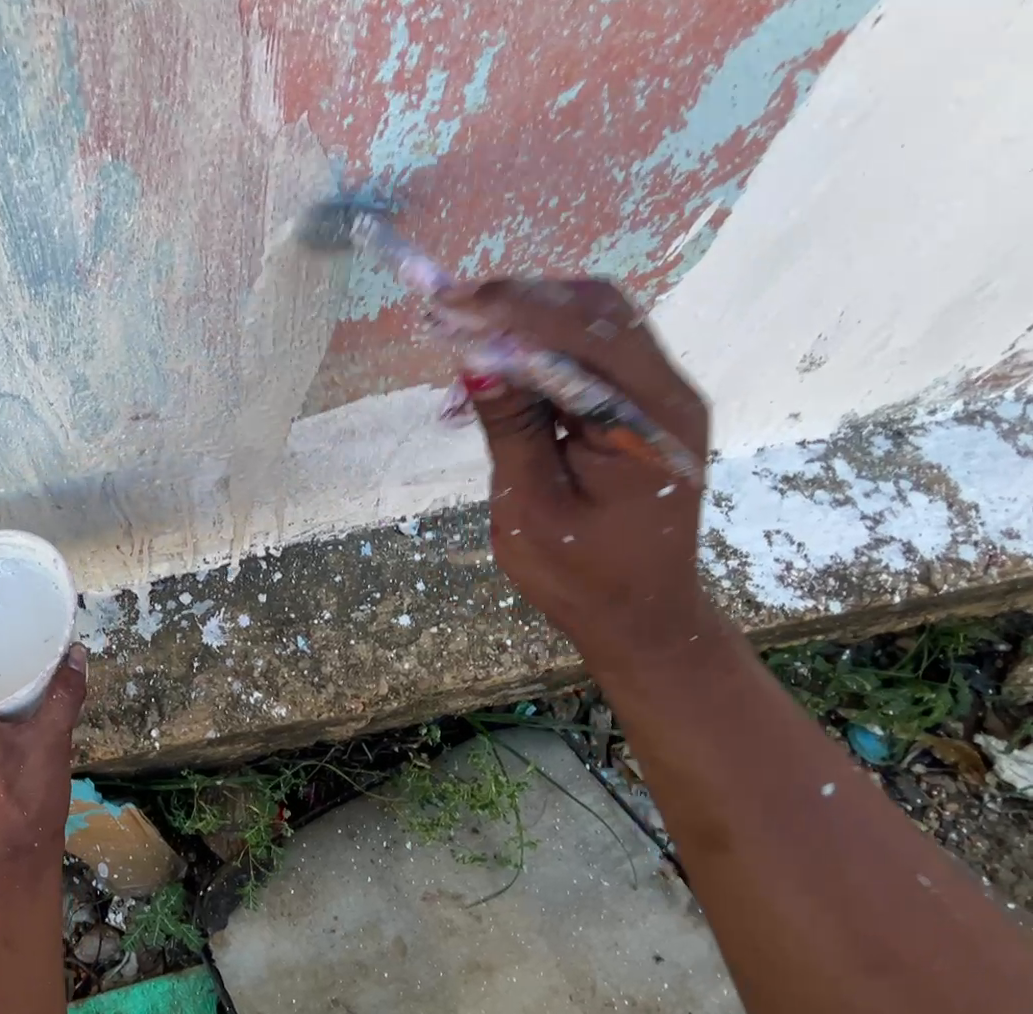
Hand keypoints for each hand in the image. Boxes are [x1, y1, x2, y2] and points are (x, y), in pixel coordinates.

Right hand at [438, 278, 713, 665]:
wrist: (640, 613)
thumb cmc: (580, 575)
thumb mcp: (530, 506)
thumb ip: (510, 427)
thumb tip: (475, 357)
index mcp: (646, 423)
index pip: (579, 337)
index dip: (510, 313)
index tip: (446, 304)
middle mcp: (667, 394)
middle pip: (596, 311)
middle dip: (517, 300)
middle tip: (447, 307)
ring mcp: (659, 397)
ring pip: (595, 322)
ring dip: (527, 316)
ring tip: (463, 328)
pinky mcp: (640, 406)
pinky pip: (592, 351)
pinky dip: (540, 344)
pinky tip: (497, 359)